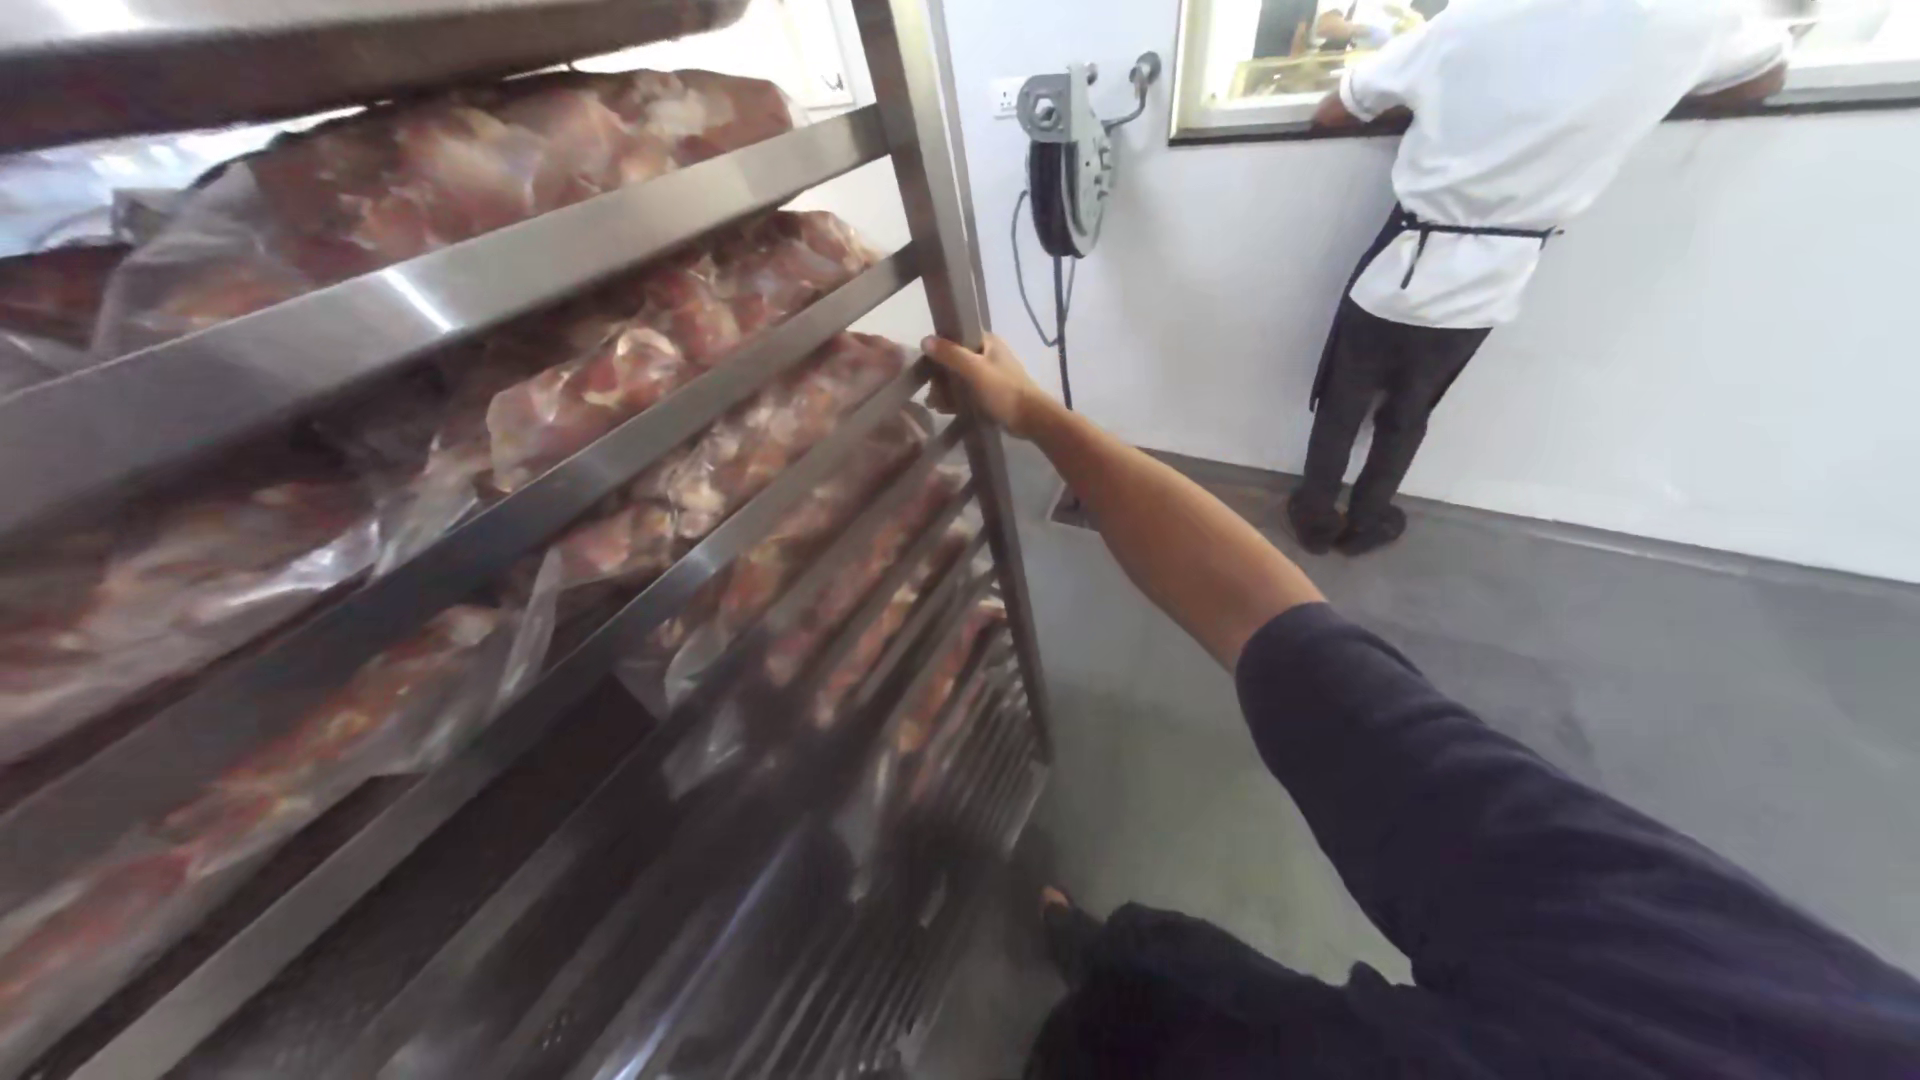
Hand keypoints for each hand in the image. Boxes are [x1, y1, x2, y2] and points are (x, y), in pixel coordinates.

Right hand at [921, 334, 1054, 439]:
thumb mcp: (974, 370)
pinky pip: (967, 392)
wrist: (1030, 418)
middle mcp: (988, 353)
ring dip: (947, 390)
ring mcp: (989, 374)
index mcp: (987, 341)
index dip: (939, 350)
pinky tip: (947, 410)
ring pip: (959, 377)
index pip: (955, 337)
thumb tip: (924, 340)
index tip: (928, 368)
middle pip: (954, 360)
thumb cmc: (1003, 391)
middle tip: (933, 395)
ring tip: (938, 405)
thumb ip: (950, 354)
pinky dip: (957, 399)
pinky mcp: (990, 392)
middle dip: (941, 377)